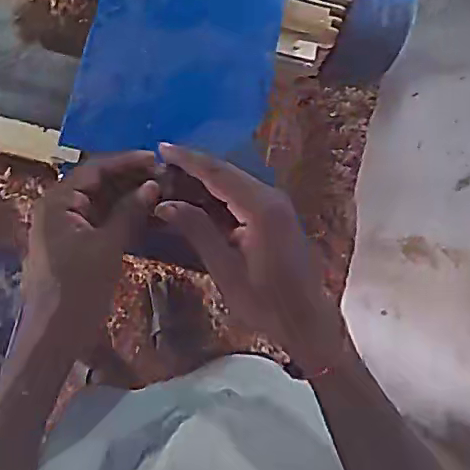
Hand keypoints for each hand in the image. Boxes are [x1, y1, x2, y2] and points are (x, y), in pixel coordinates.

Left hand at [23, 152, 159, 356]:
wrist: (53, 337)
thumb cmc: (77, 288)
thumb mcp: (108, 246)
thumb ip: (130, 211)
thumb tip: (153, 184)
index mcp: (58, 201)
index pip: (95, 168)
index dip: (127, 161)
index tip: (157, 160)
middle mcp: (57, 207)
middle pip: (97, 182)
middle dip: (130, 178)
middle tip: (164, 176)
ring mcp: (64, 226)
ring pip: (100, 201)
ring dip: (128, 195)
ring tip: (161, 191)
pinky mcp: (73, 243)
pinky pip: (99, 219)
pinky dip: (121, 215)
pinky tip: (146, 214)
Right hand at [155, 143, 351, 373]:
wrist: (307, 321)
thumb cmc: (266, 303)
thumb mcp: (226, 270)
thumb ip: (198, 231)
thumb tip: (165, 205)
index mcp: (261, 208)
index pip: (218, 174)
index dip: (188, 160)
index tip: (162, 148)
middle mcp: (271, 197)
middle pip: (226, 172)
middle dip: (194, 165)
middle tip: (161, 162)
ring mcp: (276, 204)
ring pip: (234, 181)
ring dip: (205, 177)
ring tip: (173, 174)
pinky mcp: (276, 214)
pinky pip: (242, 193)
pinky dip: (218, 191)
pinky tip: (198, 194)